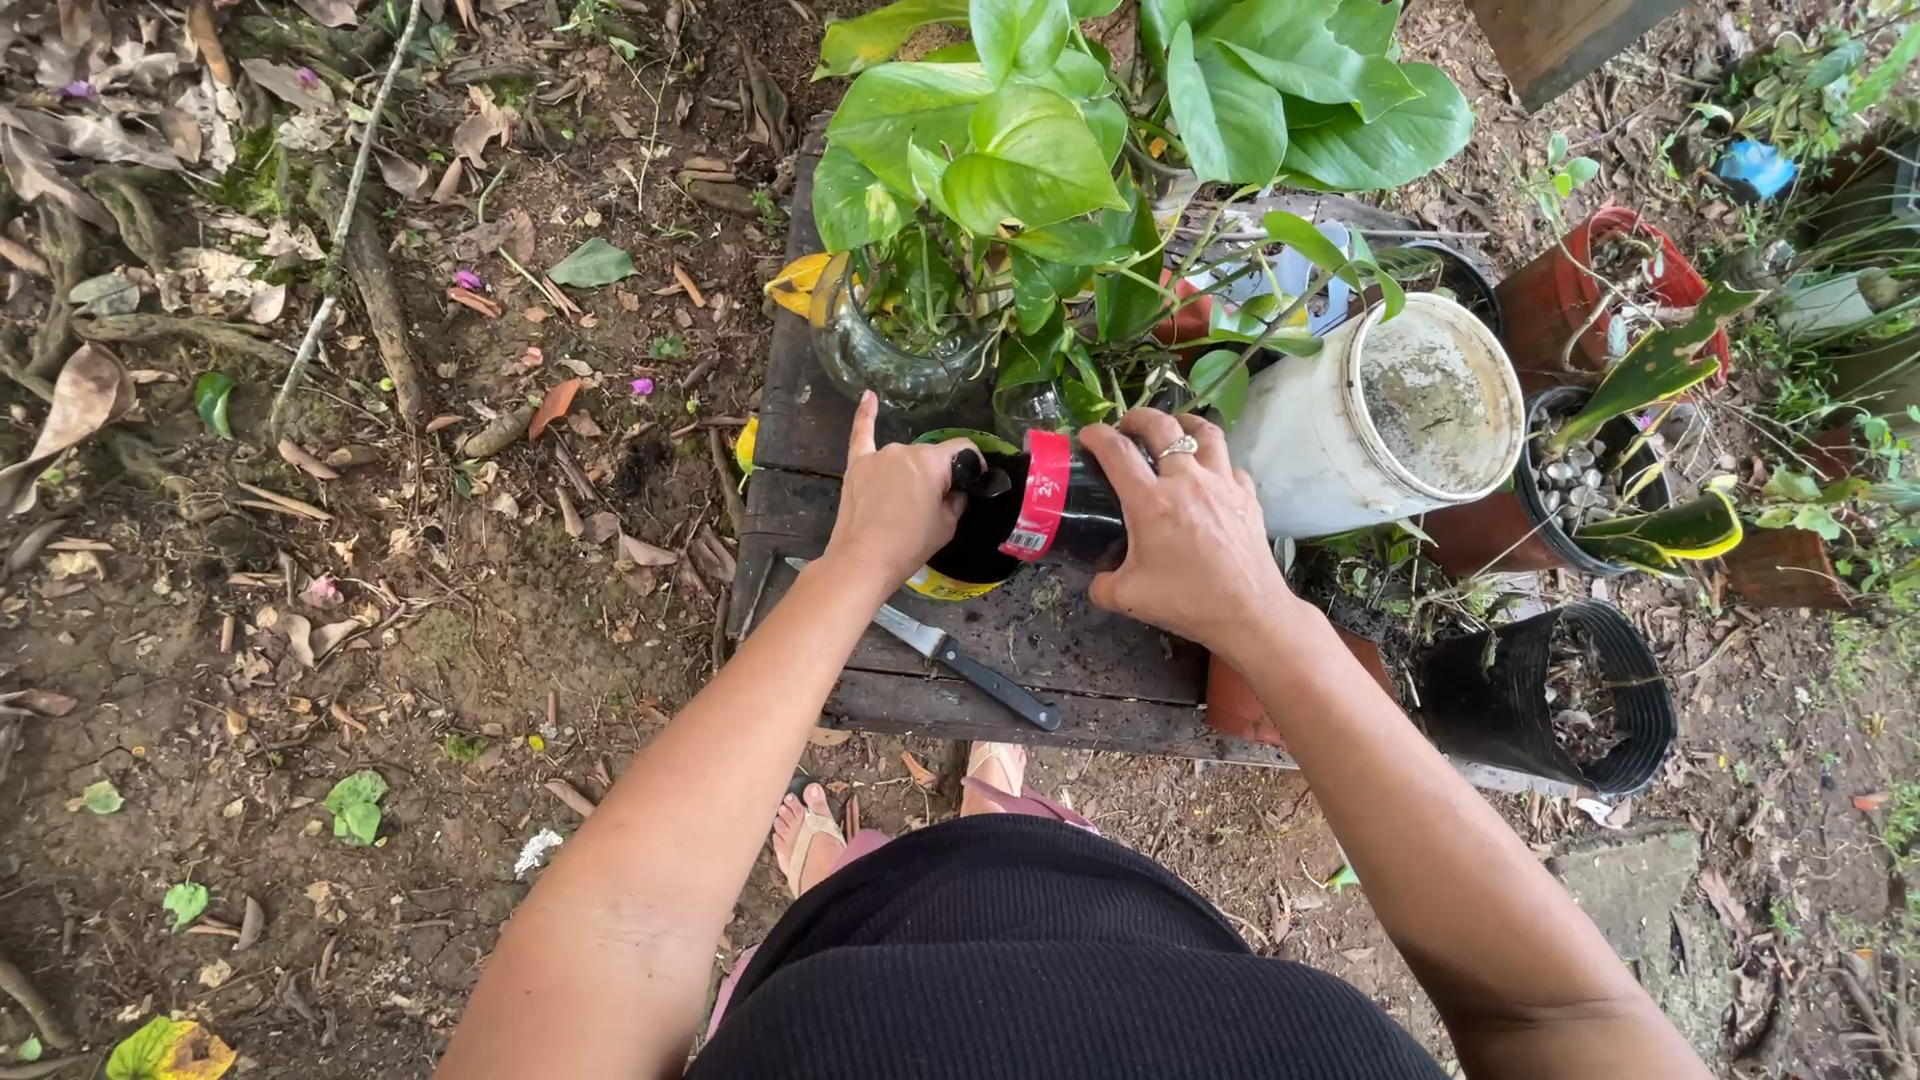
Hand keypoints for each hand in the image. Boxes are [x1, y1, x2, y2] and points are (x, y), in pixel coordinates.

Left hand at [822, 391, 971, 590]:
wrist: (864, 561)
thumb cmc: (910, 545)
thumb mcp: (947, 526)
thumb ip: (956, 501)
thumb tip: (956, 492)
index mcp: (932, 462)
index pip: (963, 450)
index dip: (973, 465)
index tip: (975, 482)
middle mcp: (906, 449)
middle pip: (931, 456)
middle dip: (938, 475)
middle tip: (935, 504)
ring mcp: (879, 455)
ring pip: (904, 457)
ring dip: (911, 471)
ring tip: (907, 501)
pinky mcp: (857, 465)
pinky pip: (862, 434)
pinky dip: (866, 414)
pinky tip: (869, 396)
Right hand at [1080, 409, 1311, 662]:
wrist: (1248, 613)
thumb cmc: (1186, 602)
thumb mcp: (1126, 599)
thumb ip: (1101, 583)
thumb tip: (1098, 577)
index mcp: (1151, 502)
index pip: (1117, 452)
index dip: (1097, 435)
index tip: (1087, 434)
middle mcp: (1186, 482)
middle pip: (1162, 426)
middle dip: (1138, 416)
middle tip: (1127, 425)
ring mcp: (1222, 485)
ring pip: (1205, 433)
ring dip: (1184, 424)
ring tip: (1173, 429)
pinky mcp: (1247, 496)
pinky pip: (1230, 465)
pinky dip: (1215, 462)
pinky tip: (1208, 475)